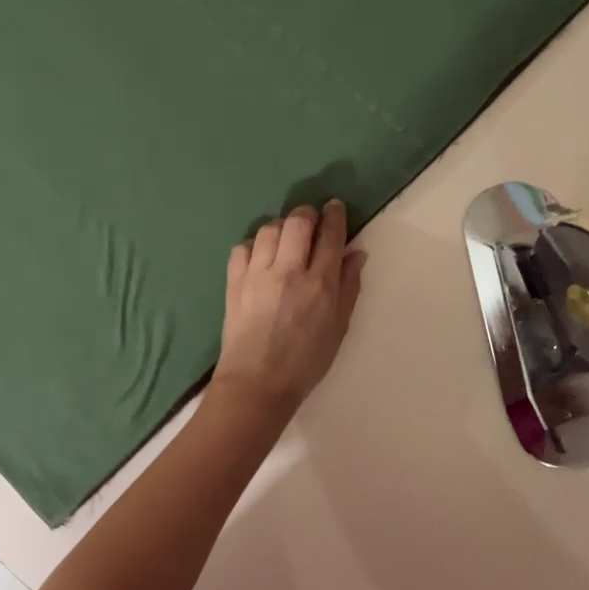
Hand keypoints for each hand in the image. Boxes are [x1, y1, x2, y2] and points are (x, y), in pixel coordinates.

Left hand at [214, 200, 365, 417]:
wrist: (256, 382)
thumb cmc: (305, 362)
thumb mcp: (338, 327)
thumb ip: (348, 287)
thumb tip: (356, 252)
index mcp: (320, 283)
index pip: (330, 236)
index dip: (335, 216)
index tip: (335, 207)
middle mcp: (287, 271)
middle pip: (297, 222)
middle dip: (306, 213)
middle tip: (310, 218)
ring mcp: (256, 275)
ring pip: (268, 230)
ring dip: (279, 226)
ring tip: (285, 237)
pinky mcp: (233, 283)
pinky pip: (241, 249)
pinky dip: (252, 245)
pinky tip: (259, 255)